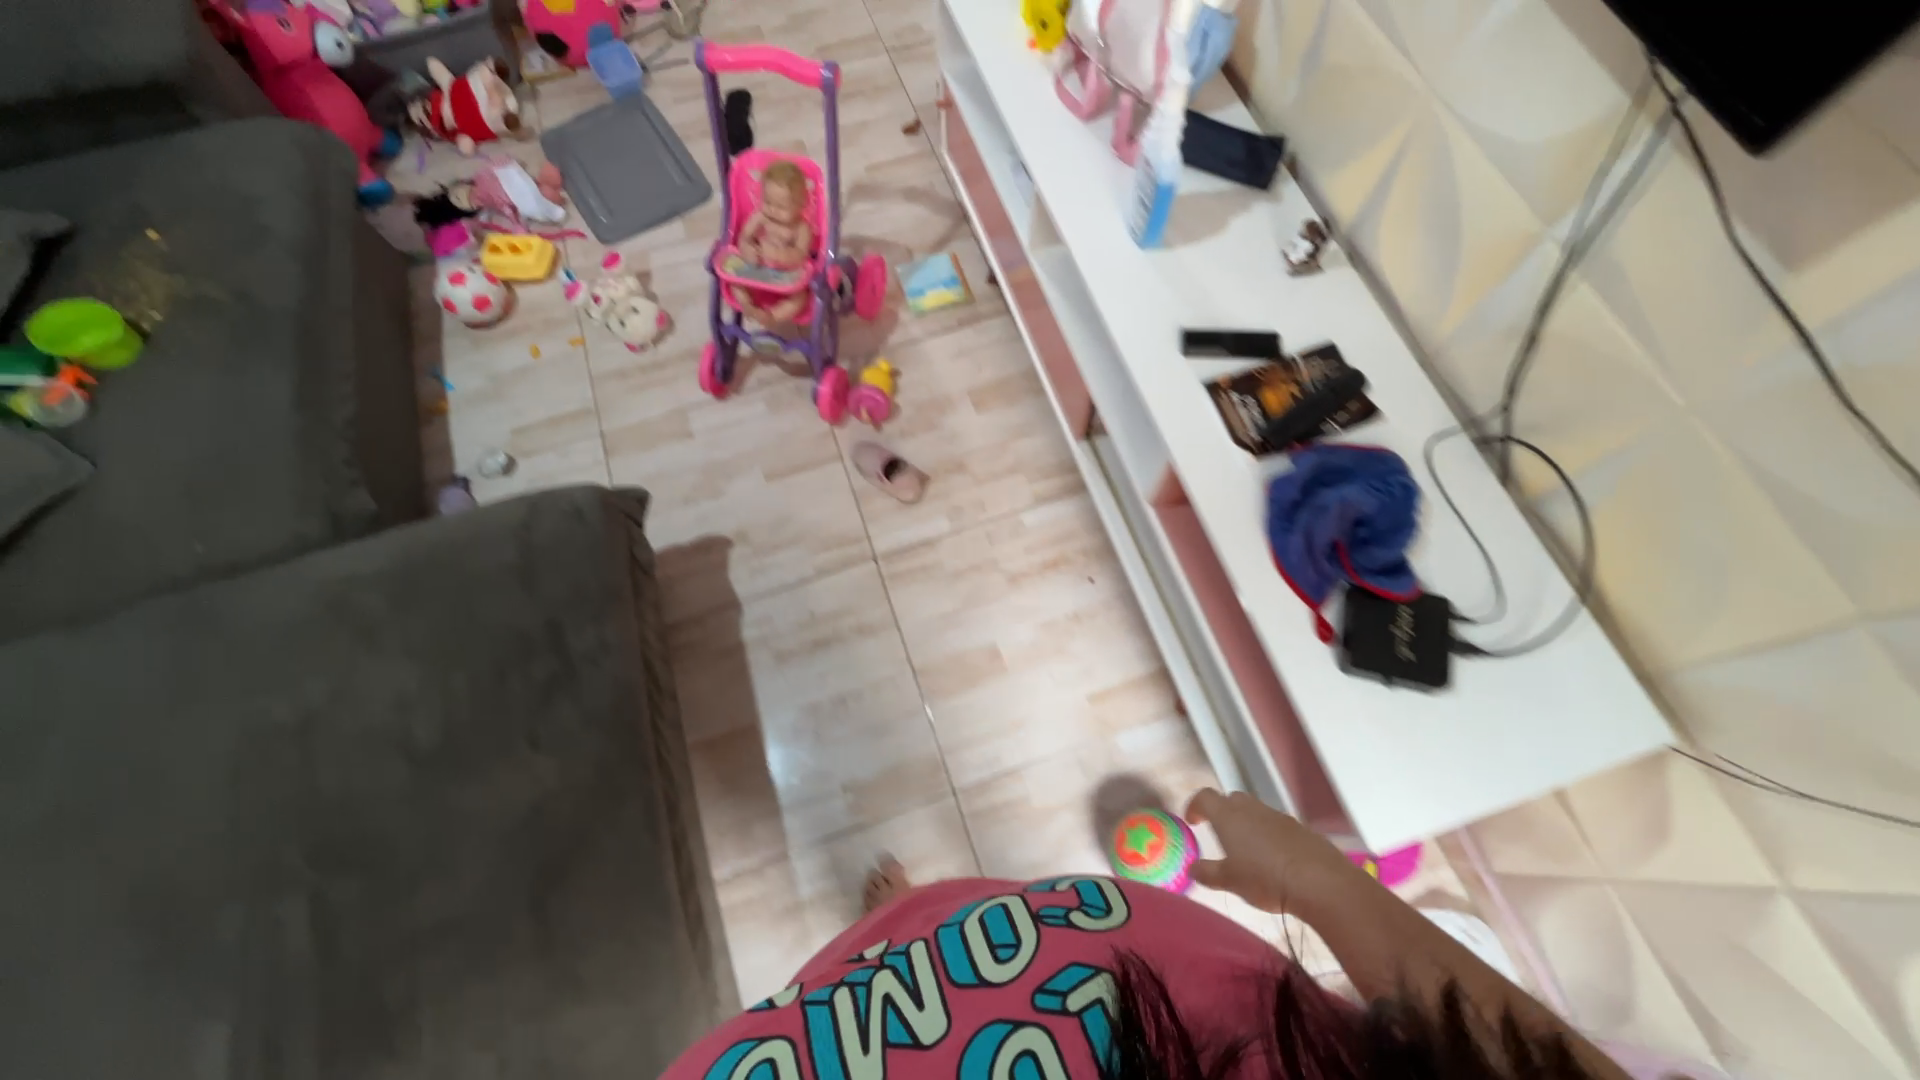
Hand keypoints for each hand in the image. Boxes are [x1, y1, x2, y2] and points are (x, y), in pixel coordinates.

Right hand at [1183, 788, 1364, 914]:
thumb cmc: (1265, 879)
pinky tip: (1275, 858)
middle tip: (1220, 835)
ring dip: (1248, 824)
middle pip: (1232, 799)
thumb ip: (1207, 873)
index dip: (1195, 806)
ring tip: (1248, 850)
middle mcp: (1252, 809)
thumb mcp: (1230, 881)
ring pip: (1256, 811)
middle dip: (1223, 812)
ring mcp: (1278, 817)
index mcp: (1229, 817)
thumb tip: (1191, 868)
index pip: (1205, 797)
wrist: (1320, 882)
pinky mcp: (1300, 828)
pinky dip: (1270, 835)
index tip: (1193, 822)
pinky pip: (1277, 825)